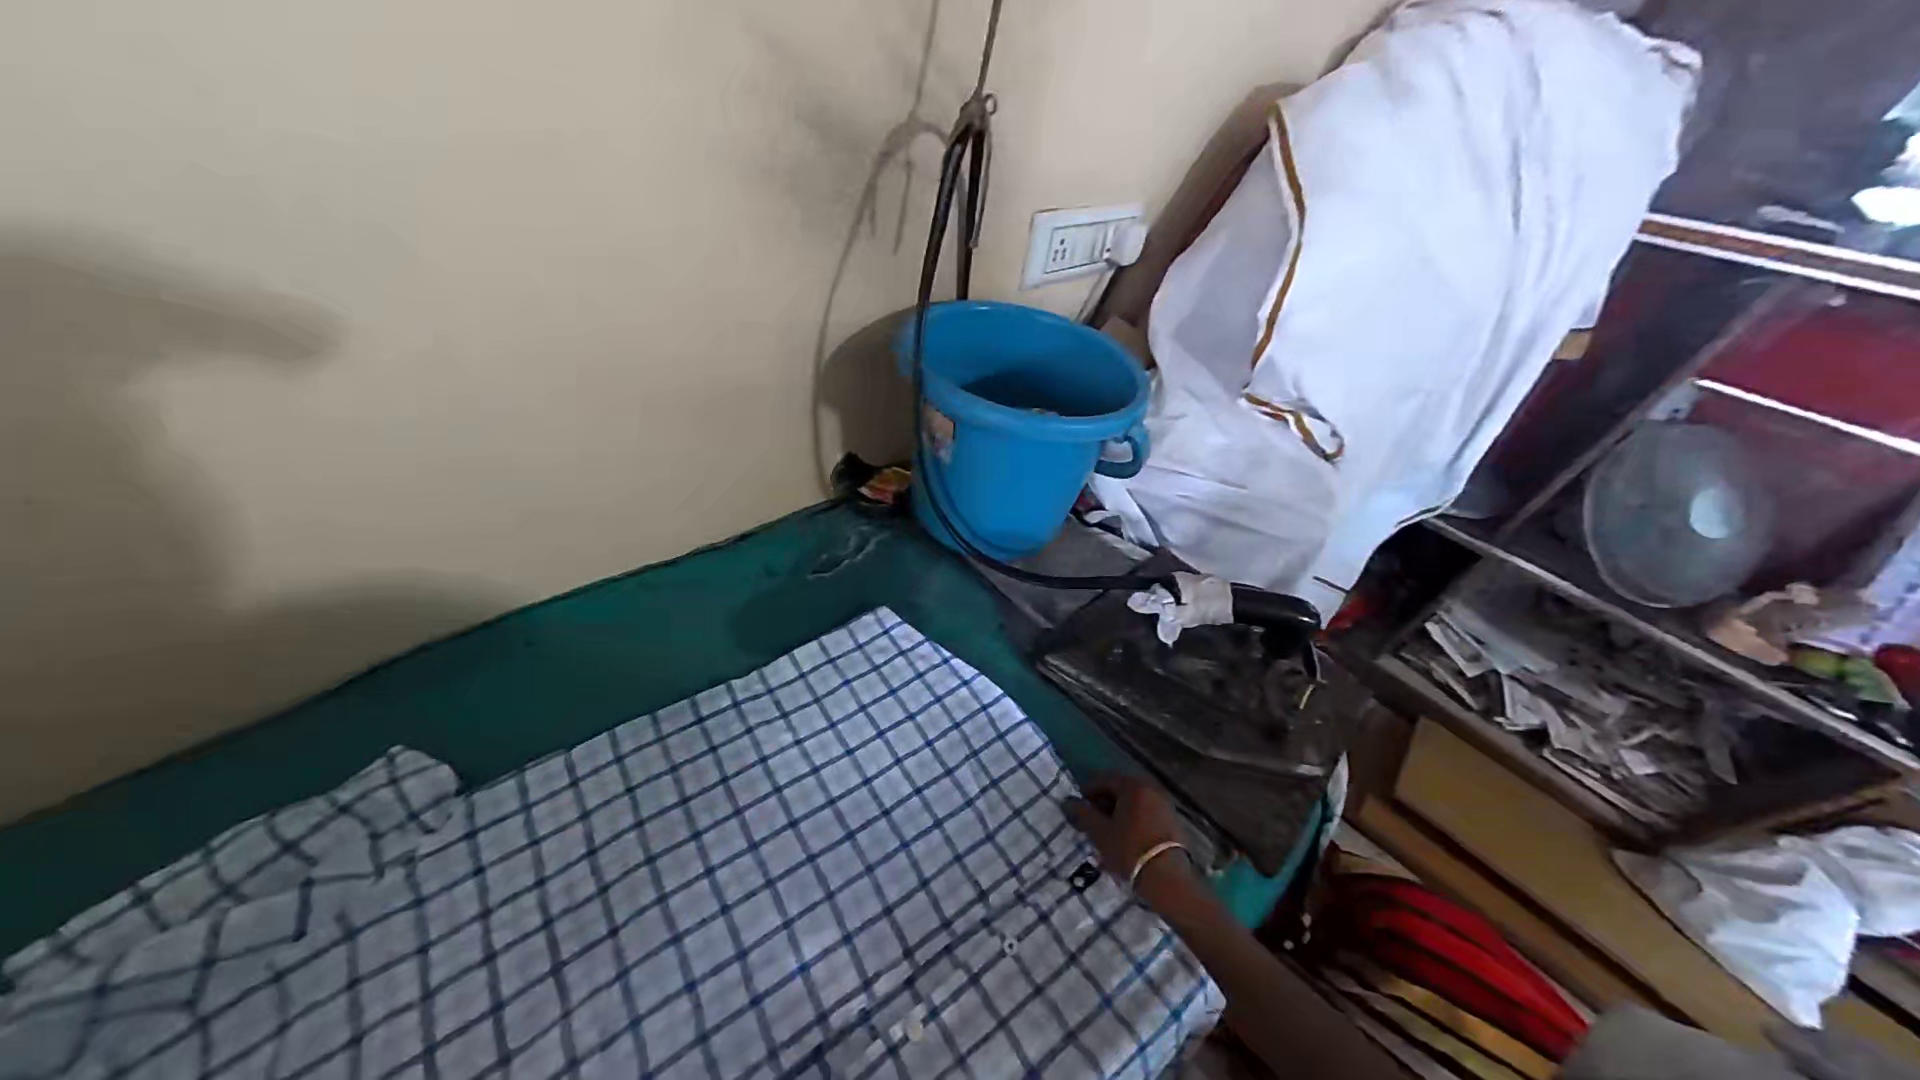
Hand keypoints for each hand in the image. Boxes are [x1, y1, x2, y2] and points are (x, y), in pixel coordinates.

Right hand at [1063, 773, 1196, 905]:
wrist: (1168, 880)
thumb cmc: (1129, 850)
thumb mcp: (1100, 832)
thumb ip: (1083, 813)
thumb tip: (1068, 801)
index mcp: (1134, 786)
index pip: (1105, 779)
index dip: (1088, 790)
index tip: (1078, 805)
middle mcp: (1152, 789)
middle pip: (1122, 790)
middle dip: (1104, 802)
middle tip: (1091, 819)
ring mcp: (1166, 806)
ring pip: (1135, 803)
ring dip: (1119, 813)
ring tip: (1107, 831)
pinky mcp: (1174, 822)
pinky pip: (1147, 814)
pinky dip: (1134, 820)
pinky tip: (1126, 838)